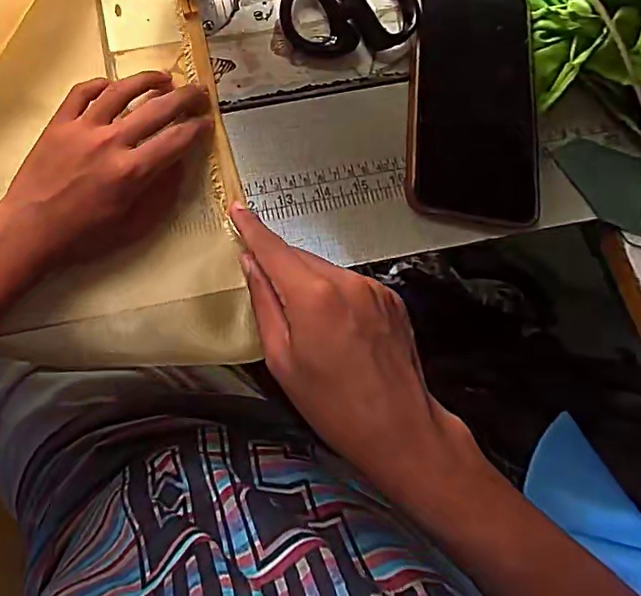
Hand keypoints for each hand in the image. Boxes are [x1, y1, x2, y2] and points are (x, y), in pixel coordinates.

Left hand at [0, 71, 209, 277]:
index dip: (197, 128)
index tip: (206, 122)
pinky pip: (81, 93)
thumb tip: (179, 164)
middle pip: (157, 108)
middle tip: (199, 92)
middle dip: (186, 97)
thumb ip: (160, 195)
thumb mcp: (131, 227)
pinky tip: (111, 86)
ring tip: (163, 78)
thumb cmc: (81, 236)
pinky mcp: (59, 124)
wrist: (28, 231)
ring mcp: (82, 129)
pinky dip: (99, 85)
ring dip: (146, 80)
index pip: (176, 139)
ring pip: (120, 91)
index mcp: (131, 171)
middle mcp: (110, 142)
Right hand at [231, 205, 473, 490]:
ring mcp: (372, 287)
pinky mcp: (390, 297)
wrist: (403, 432)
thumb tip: (252, 264)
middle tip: (271, 297)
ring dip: (309, 282)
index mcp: (314, 296)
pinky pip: (350, 283)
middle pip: (299, 258)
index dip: (251, 228)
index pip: (273, 249)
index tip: (237, 209)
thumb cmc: (334, 406)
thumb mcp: (282, 360)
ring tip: (312, 326)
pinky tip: (339, 328)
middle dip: (281, 268)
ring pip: (325, 269)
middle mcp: (346, 281)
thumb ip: (264, 303)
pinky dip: (336, 294)